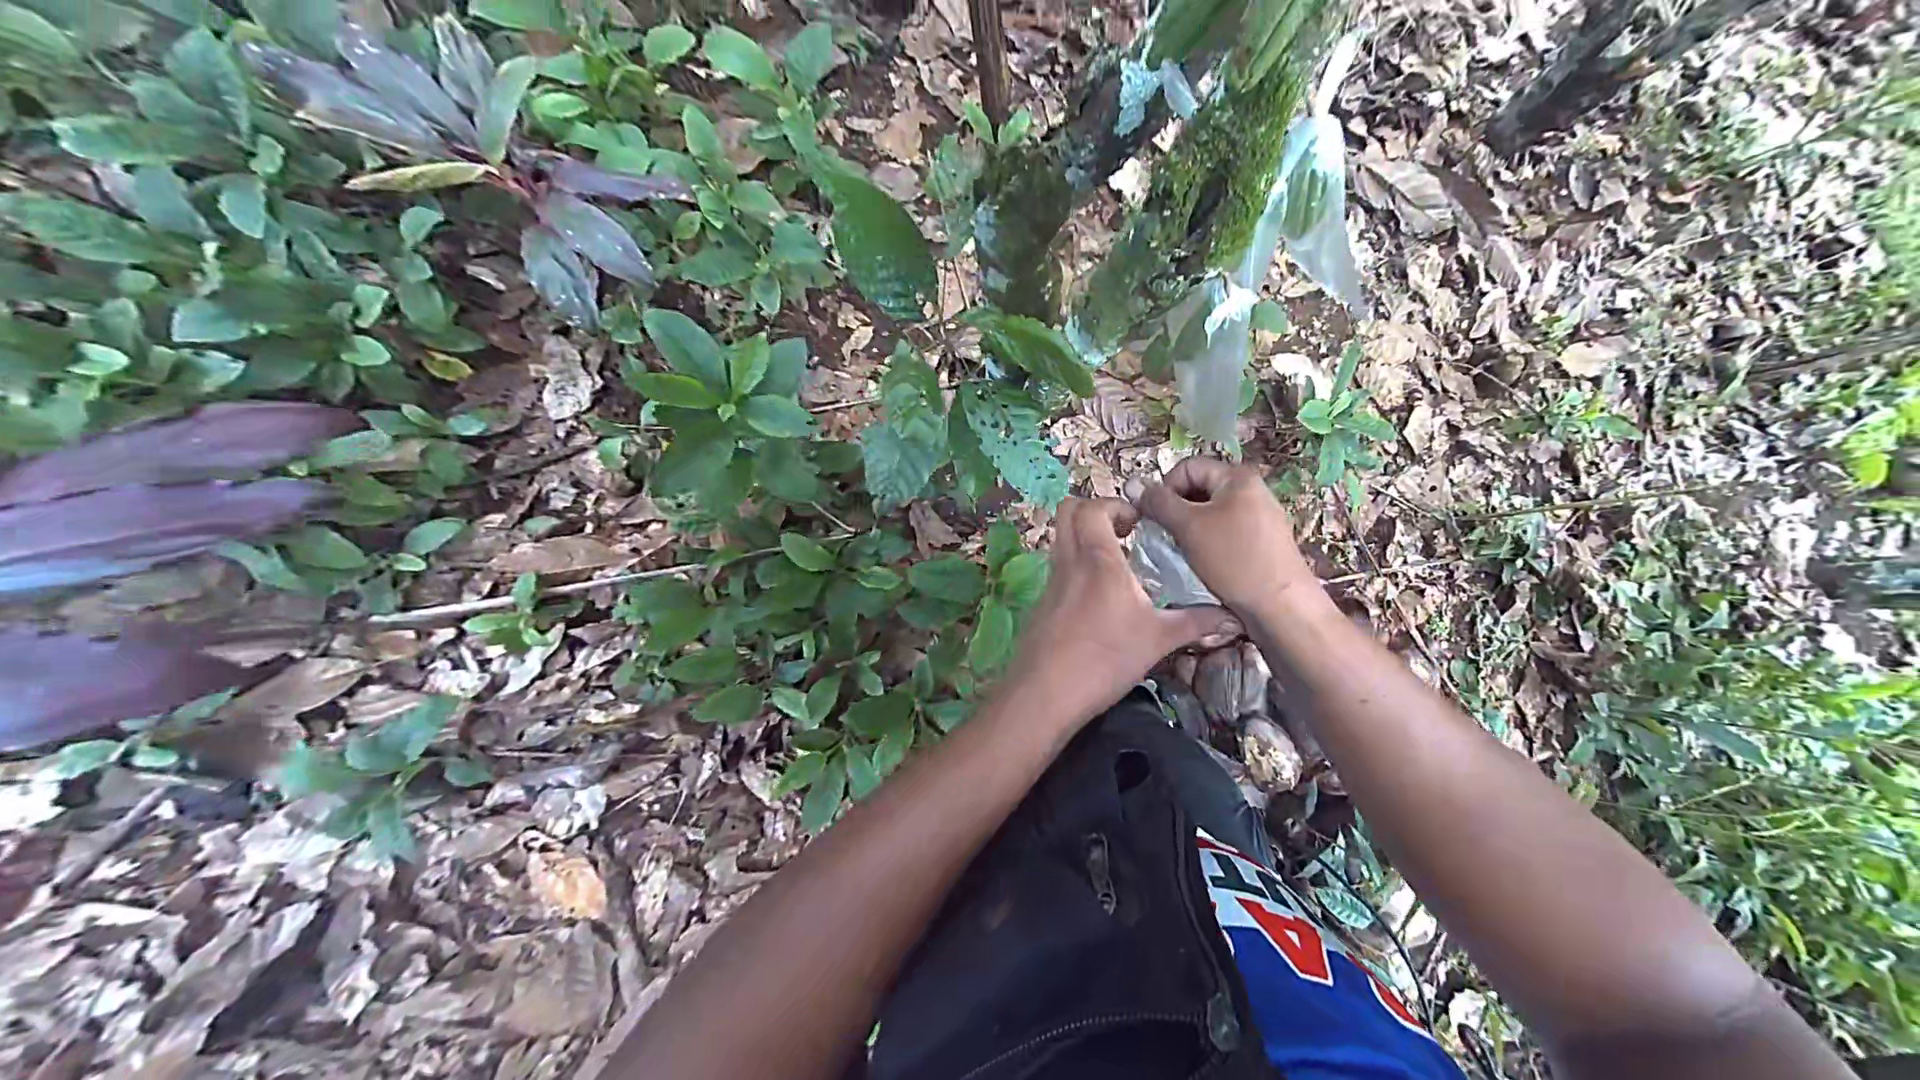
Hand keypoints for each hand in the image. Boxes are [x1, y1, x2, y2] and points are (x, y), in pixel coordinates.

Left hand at [997, 498, 1236, 726]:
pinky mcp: (1041, 604)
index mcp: (1097, 560)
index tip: (1139, 521)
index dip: (1115, 505)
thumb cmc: (1105, 659)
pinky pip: (1058, 569)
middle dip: (1095, 511)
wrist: (1045, 694)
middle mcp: (1068, 562)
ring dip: (1085, 539)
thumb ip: (1196, 622)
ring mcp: (1050, 583)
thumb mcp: (1158, 640)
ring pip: (1060, 540)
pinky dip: (1076, 567)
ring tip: (1116, 563)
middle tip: (1124, 532)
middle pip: (1067, 512)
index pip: (1092, 508)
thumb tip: (1235, 617)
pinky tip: (1098, 598)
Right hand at [1136, 458, 1320, 615]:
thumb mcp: (1188, 527)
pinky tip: (1203, 563)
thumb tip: (1134, 485)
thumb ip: (1159, 503)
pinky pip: (1224, 532)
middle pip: (1198, 488)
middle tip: (1166, 536)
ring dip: (1189, 529)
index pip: (1186, 467)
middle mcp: (1252, 490)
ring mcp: (1259, 516)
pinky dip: (1207, 543)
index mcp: (1237, 477)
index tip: (1155, 517)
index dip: (1165, 489)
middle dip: (1176, 510)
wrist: (1281, 607)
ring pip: (1209, 513)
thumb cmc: (1234, 560)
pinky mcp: (1261, 541)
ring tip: (1183, 551)